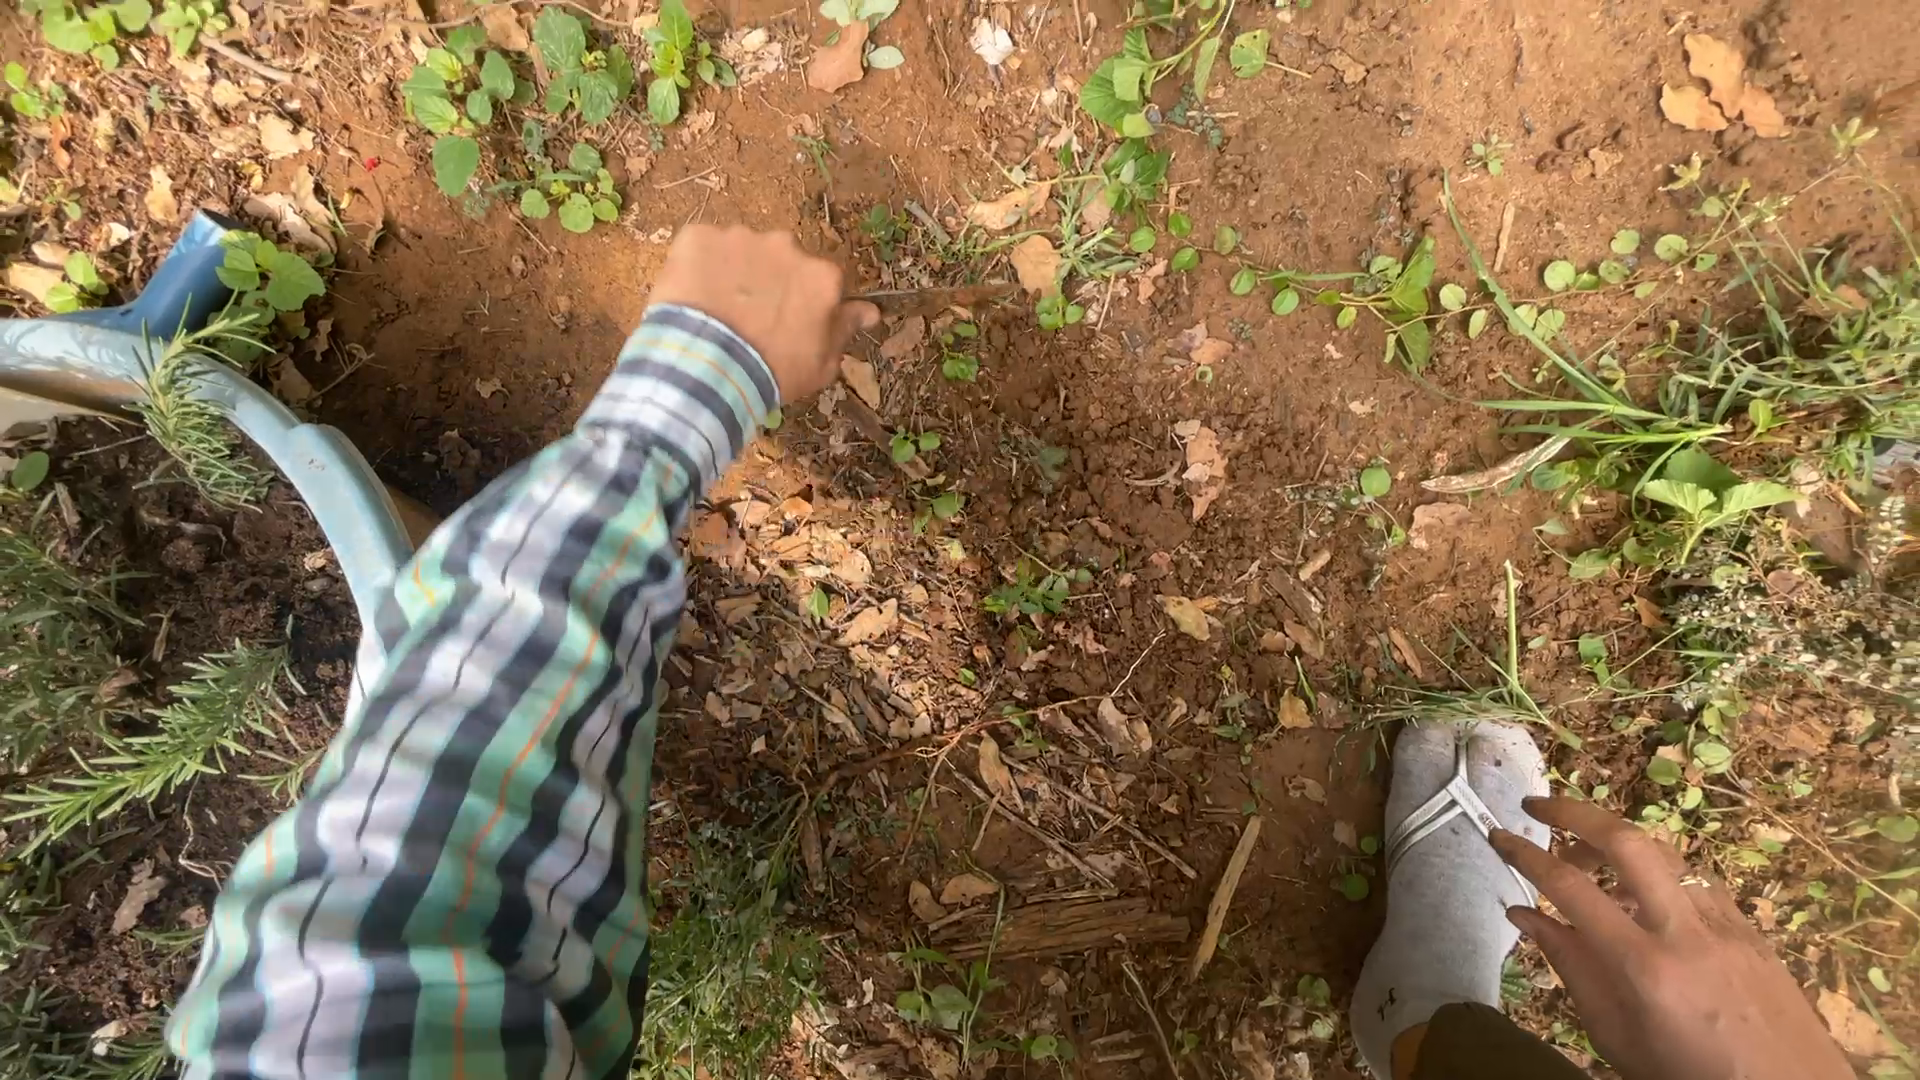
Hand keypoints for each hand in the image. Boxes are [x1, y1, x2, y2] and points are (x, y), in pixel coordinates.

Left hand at [647, 225, 878, 401]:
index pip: (823, 282)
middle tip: (753, 319)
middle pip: (784, 260)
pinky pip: (702, 248)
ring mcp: (741, 237)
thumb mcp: (821, 365)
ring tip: (719, 312)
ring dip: (735, 274)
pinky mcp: (698, 237)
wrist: (710, 366)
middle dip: (772, 282)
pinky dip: (699, 268)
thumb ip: (844, 331)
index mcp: (822, 277)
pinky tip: (694, 299)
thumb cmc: (774, 372)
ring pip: (742, 251)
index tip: (793, 323)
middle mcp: (787, 246)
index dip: (807, 303)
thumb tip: (870, 312)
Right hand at [1491, 797, 1852, 1079]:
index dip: (1524, 853)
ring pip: (1665, 853)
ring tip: (1583, 856)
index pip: (1568, 887)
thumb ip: (1569, 965)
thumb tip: (1523, 914)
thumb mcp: (1614, 1034)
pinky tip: (1639, 893)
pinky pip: (1696, 882)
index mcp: (1644, 966)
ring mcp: (1729, 931)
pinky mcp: (1756, 936)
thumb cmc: (1687, 1079)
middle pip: (1628, 842)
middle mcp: (1688, 935)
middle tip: (1537, 806)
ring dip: (1614, 841)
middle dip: (1574, 812)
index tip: (1497, 835)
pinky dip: (1655, 872)